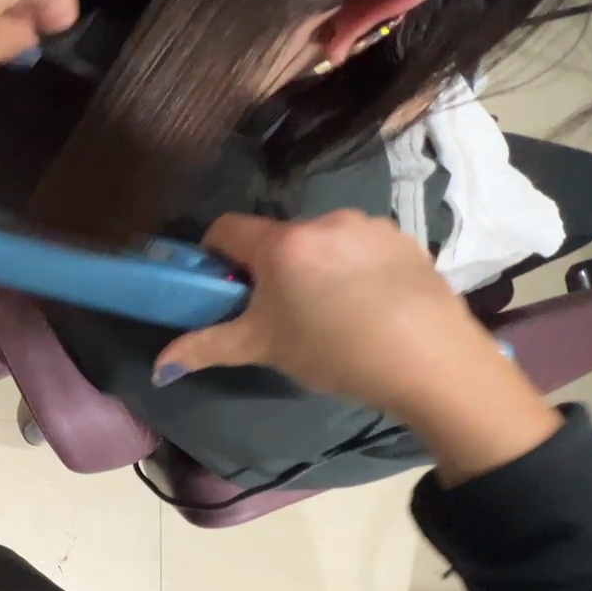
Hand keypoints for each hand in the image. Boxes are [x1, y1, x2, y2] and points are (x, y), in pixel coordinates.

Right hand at [154, 211, 560, 482]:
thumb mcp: (261, 349)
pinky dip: (349, 269)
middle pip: (274, 238)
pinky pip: (358, 247)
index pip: (225, 228)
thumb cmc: (333, 351)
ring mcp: (369, 226)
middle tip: (276, 312)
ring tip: (326, 312)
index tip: (223, 287)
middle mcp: (323, 222)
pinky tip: (364, 306)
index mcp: (281, 244)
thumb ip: (205, 348)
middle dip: (266, 267)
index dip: (214, 254)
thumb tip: (158, 368)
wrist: (434, 363)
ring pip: (318, 242)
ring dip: (310, 267)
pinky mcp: (406, 240)